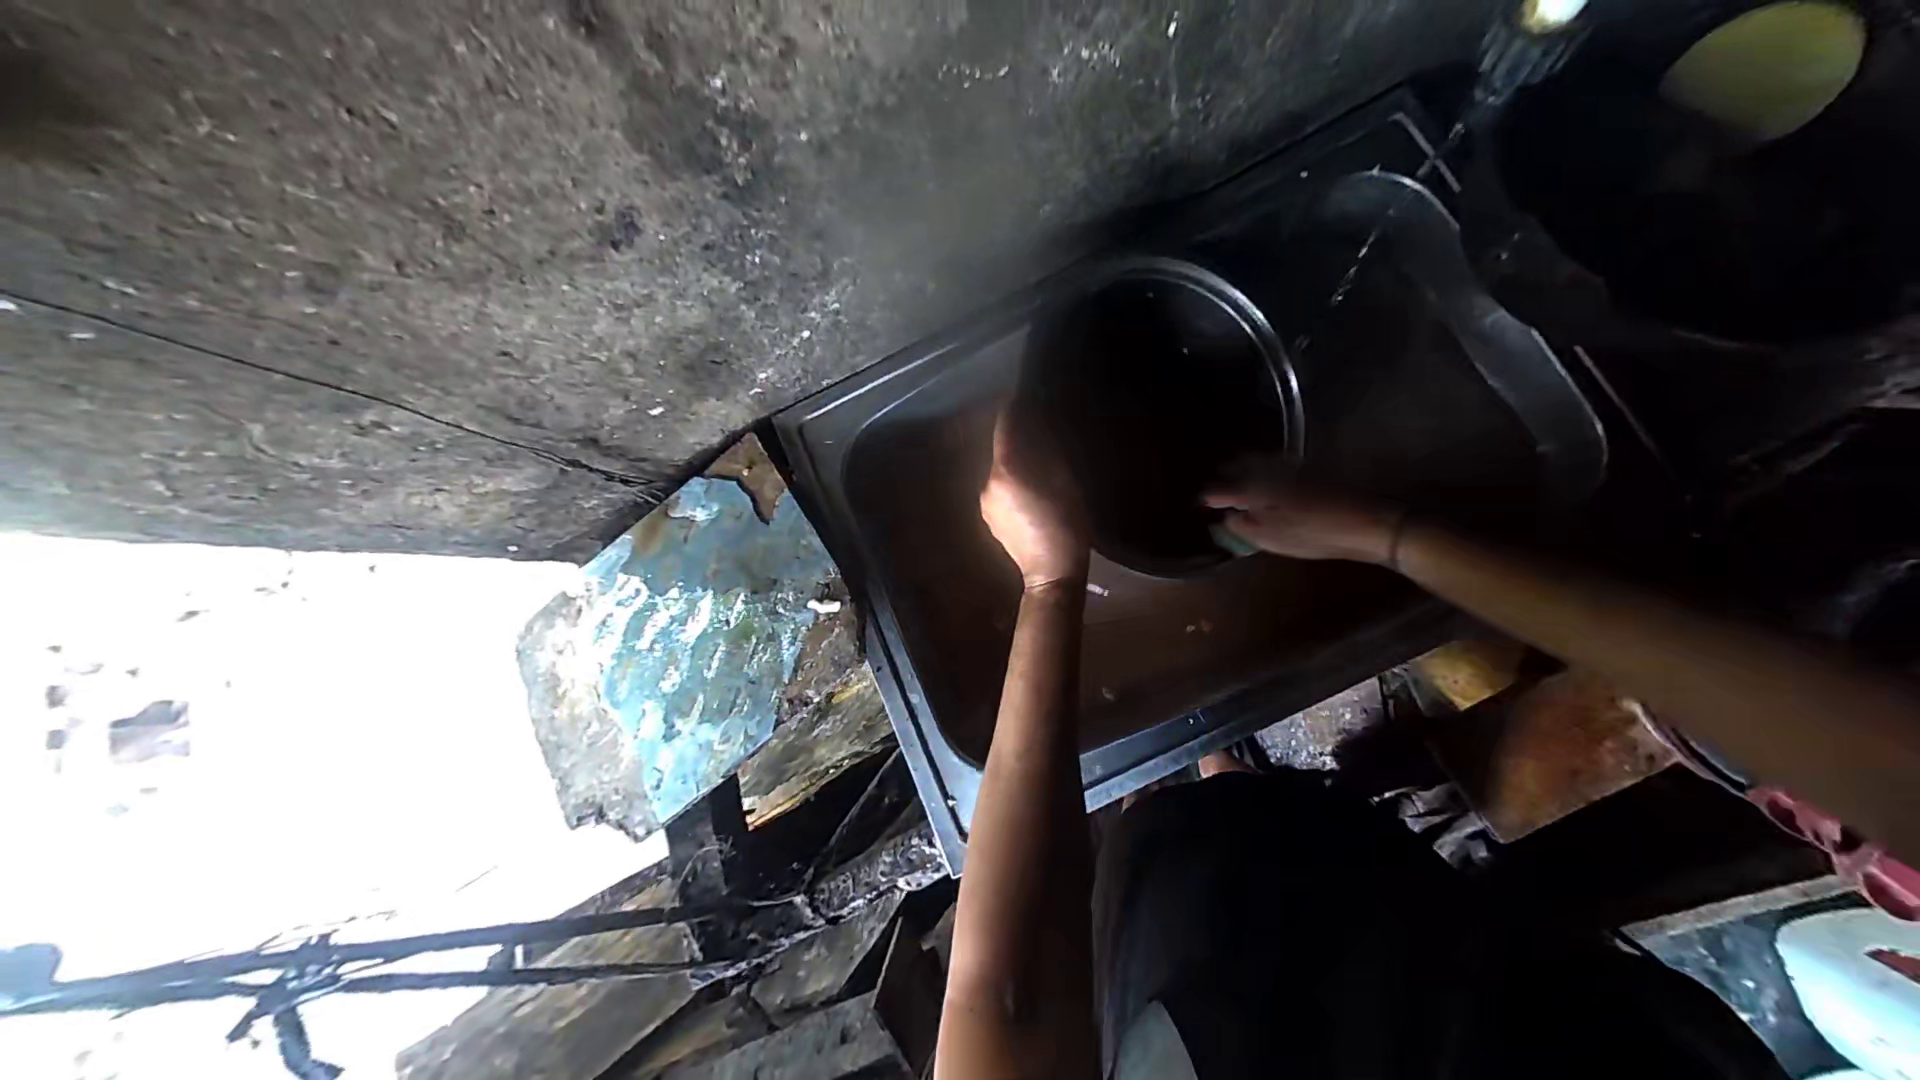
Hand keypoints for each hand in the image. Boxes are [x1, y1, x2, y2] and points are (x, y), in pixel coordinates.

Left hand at [981, 407, 1088, 589]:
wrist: (1050, 572)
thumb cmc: (1067, 524)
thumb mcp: (1064, 480)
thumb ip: (1045, 450)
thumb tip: (1035, 426)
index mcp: (1006, 470)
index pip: (1004, 425)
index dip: (1014, 408)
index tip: (1024, 398)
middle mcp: (987, 482)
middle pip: (999, 447)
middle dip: (1016, 438)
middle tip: (1037, 434)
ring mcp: (984, 501)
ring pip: (997, 468)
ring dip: (1013, 462)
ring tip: (1035, 466)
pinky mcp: (988, 516)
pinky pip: (997, 487)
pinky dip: (1009, 482)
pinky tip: (1028, 491)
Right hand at [1202, 481, 1405, 565]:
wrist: (1372, 523)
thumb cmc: (1317, 534)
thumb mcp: (1274, 538)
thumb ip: (1245, 528)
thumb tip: (1228, 518)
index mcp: (1260, 488)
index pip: (1228, 490)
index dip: (1213, 495)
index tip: (1201, 499)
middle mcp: (1274, 473)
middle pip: (1245, 467)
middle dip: (1229, 472)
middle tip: (1217, 478)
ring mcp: (1296, 471)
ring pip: (1264, 464)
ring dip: (1248, 466)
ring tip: (1238, 471)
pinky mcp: (1315, 474)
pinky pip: (1280, 467)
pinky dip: (1268, 469)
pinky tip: (1271, 477)